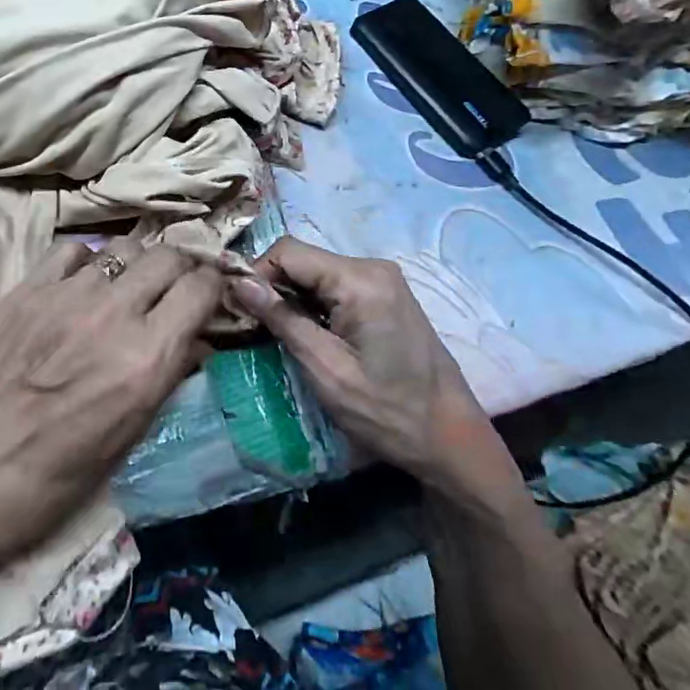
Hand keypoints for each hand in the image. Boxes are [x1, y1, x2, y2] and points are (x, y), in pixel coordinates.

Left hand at [0, 239, 221, 638]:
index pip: (201, 288)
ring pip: (123, 248)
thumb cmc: (64, 468)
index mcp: (147, 357)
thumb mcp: (136, 428)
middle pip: (167, 255)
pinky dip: (87, 262)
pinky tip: (83, 284)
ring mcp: (67, 295)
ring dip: (136, 264)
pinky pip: (72, 250)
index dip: (213, 287)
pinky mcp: (29, 288)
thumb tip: (194, 337)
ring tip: (129, 285)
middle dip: (180, 268)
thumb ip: (169, 371)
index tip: (210, 295)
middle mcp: (113, 314)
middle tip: (175, 287)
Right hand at [229, 237, 493, 489]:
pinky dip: (312, 303)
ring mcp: (381, 279)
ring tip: (276, 332)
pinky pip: (333, 284)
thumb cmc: (387, 411)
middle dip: (271, 286)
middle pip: (301, 258)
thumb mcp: (325, 368)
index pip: (287, 251)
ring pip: (314, 271)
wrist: (450, 439)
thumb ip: (282, 319)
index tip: (238, 308)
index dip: (256, 273)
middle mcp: (372, 267)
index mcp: (360, 280)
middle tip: (252, 325)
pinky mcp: (383, 294)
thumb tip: (238, 282)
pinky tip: (307, 333)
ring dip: (290, 297)